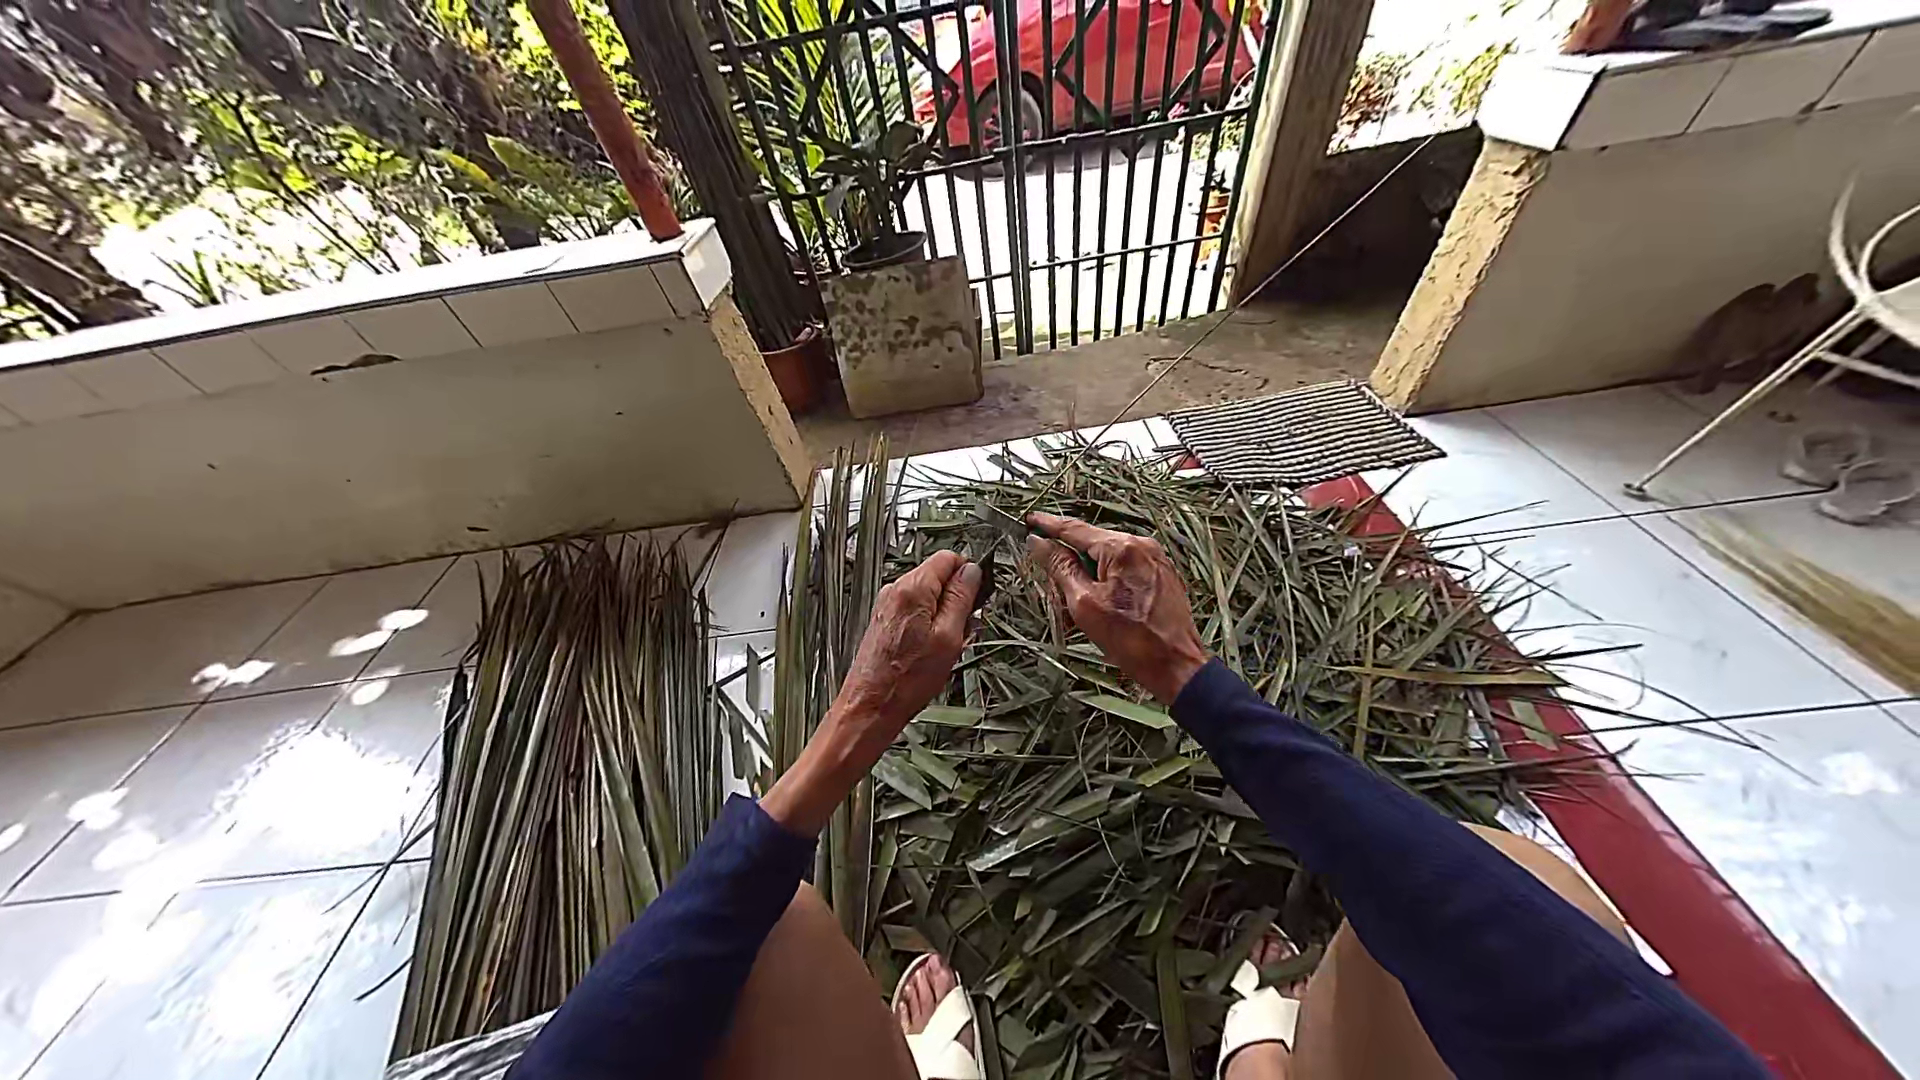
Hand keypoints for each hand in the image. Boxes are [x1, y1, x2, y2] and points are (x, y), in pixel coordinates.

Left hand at [762, 550, 979, 835]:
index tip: (978, 597)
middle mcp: (896, 590)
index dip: (968, 574)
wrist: (871, 706)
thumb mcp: (949, 637)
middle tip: (966, 628)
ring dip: (946, 613)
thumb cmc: (907, 679)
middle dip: (957, 597)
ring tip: (949, 644)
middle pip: (938, 575)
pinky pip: (917, 610)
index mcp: (913, 588)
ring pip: (929, 594)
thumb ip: (961, 598)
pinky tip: (934, 649)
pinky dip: (931, 624)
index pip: (949, 558)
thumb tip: (972, 571)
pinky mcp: (886, 620)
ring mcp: (888, 605)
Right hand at [1024, 512, 1208, 704]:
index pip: (1075, 529)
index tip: (1030, 520)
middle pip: (1090, 544)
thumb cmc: (1132, 639)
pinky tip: (1100, 607)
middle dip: (1068, 563)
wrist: (1176, 665)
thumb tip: (1039, 543)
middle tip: (1053, 589)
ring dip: (1086, 577)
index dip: (1048, 525)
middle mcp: (1141, 544)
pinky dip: (1105, 581)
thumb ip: (1060, 568)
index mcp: (1122, 547)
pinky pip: (1123, 568)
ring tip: (1078, 610)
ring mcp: (1154, 558)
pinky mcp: (1160, 573)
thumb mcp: (1084, 603)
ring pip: (1106, 558)